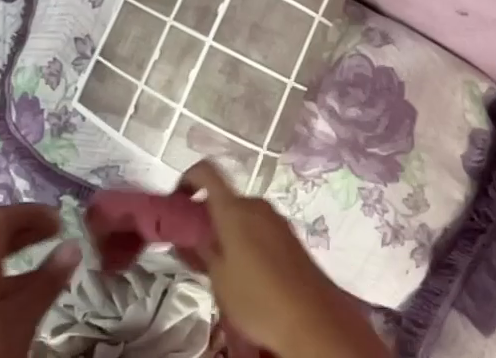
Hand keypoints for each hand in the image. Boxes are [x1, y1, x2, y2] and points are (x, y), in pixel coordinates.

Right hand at [179, 161, 390, 357]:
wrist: (317, 323)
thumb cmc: (259, 300)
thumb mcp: (219, 280)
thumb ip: (201, 251)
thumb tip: (190, 237)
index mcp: (233, 209)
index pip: (205, 172)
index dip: (187, 179)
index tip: (178, 200)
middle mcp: (256, 206)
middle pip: (225, 198)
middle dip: (209, 216)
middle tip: (198, 246)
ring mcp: (277, 220)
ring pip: (243, 215)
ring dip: (229, 231)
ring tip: (223, 265)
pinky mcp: (292, 238)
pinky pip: (261, 228)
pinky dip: (248, 240)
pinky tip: (249, 272)